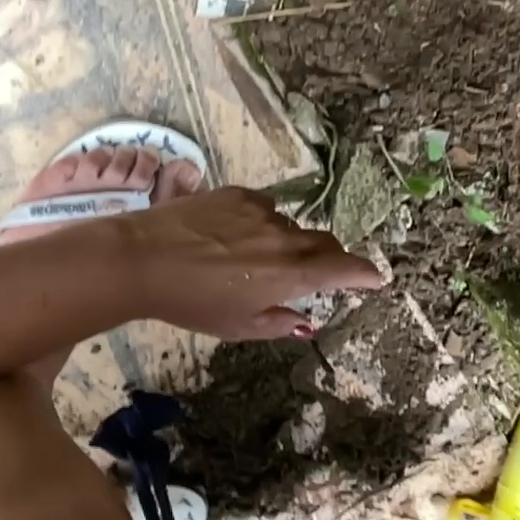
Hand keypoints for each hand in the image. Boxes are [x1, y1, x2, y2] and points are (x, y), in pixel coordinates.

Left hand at [118, 187, 385, 339]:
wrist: (142, 259)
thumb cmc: (191, 302)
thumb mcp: (238, 326)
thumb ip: (279, 322)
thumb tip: (307, 322)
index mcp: (290, 274)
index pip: (344, 268)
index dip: (364, 273)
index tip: (377, 277)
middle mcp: (284, 237)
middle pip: (323, 243)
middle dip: (330, 259)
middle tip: (322, 273)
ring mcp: (260, 210)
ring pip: (289, 226)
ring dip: (287, 242)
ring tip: (256, 259)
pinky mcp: (237, 193)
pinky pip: (263, 208)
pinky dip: (261, 224)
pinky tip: (233, 237)